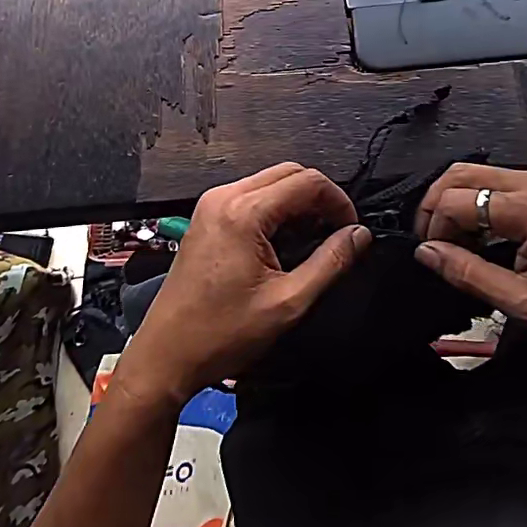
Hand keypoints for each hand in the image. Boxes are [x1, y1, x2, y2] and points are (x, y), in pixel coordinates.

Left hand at [114, 164, 370, 404]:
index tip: (351, 230)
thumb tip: (359, 235)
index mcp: (242, 213)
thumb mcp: (288, 302)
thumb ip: (330, 263)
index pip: (307, 182)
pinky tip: (284, 242)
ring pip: (270, 182)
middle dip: (319, 198)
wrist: (167, 354)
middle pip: (289, 173)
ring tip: (312, 241)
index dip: (339, 201)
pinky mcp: (206, 218)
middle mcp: (223, 198)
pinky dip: (275, 210)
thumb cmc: (220, 334)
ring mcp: (211, 206)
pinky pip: (251, 196)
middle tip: (336, 233)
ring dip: (297, 203)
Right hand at [411, 164, 526, 361]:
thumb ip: (468, 274)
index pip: (454, 200)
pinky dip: (478, 205)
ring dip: (455, 205)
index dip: (433, 228)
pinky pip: (500, 185)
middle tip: (432, 245)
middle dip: (435, 206)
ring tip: (454, 245)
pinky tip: (480, 238)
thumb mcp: (526, 303)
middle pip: (461, 174)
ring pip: (478, 176)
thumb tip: (427, 253)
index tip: (432, 256)